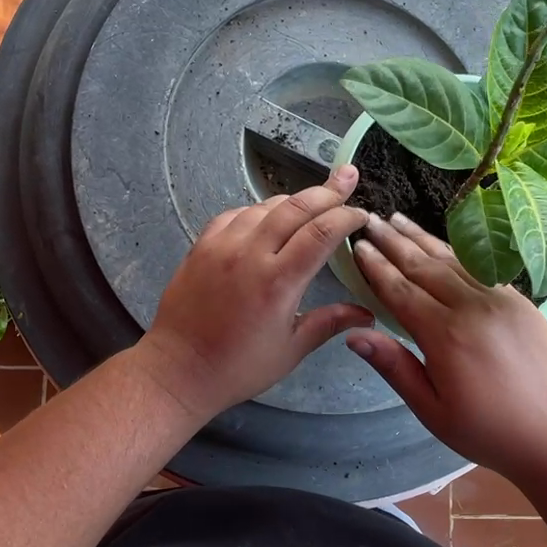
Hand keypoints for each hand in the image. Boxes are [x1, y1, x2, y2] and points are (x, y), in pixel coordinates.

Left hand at [138, 165, 374, 421]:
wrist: (178, 369)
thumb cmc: (238, 367)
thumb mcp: (291, 350)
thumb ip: (329, 322)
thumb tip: (368, 313)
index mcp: (278, 282)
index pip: (321, 232)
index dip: (346, 216)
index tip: (362, 213)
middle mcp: (250, 254)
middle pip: (295, 207)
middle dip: (326, 191)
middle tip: (347, 177)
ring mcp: (221, 246)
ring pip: (264, 206)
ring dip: (292, 200)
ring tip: (313, 201)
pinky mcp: (201, 246)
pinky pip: (234, 214)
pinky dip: (257, 210)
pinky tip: (267, 217)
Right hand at [346, 212, 546, 479]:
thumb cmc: (488, 432)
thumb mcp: (431, 410)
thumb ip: (394, 367)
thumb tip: (353, 334)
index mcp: (446, 336)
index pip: (401, 290)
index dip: (376, 267)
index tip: (357, 245)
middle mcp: (473, 308)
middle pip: (424, 266)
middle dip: (393, 242)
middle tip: (369, 219)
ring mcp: (501, 301)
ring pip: (454, 260)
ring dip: (422, 238)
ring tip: (398, 220)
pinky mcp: (521, 302)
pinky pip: (481, 269)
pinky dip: (456, 253)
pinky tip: (441, 244)